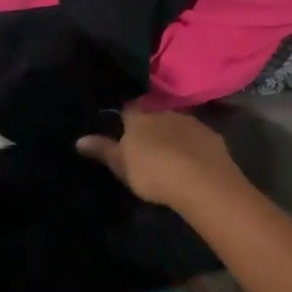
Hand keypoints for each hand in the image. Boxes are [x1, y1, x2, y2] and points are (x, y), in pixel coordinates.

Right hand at [76, 109, 245, 210]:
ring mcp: (190, 122)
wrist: (202, 182)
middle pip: (153, 114)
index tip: (121, 126)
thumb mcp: (122, 166)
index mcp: (139, 117)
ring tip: (170, 154)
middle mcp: (164, 112)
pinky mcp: (211, 135)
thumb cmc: (154, 172)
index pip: (127, 109)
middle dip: (150, 126)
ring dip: (172, 134)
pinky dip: (192, 145)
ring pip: (176, 124)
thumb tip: (79, 139)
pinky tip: (192, 161)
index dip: (124, 117)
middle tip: (146, 144)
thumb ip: (103, 150)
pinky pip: (196, 137)